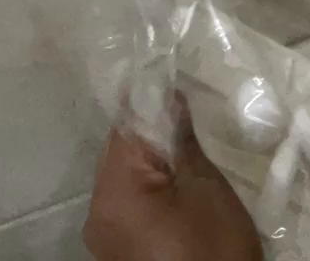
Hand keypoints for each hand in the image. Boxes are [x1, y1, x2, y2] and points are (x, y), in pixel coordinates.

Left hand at [83, 93, 263, 260]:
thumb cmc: (212, 245)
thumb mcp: (203, 183)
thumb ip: (180, 137)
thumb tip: (169, 96)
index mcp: (113, 191)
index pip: (125, 124)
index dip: (148, 94)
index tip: (169, 67)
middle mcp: (97, 212)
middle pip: (122, 148)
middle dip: (153, 123)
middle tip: (186, 101)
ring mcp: (106, 235)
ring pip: (127, 173)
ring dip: (154, 151)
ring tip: (187, 130)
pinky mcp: (120, 249)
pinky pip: (131, 198)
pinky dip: (153, 180)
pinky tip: (179, 169)